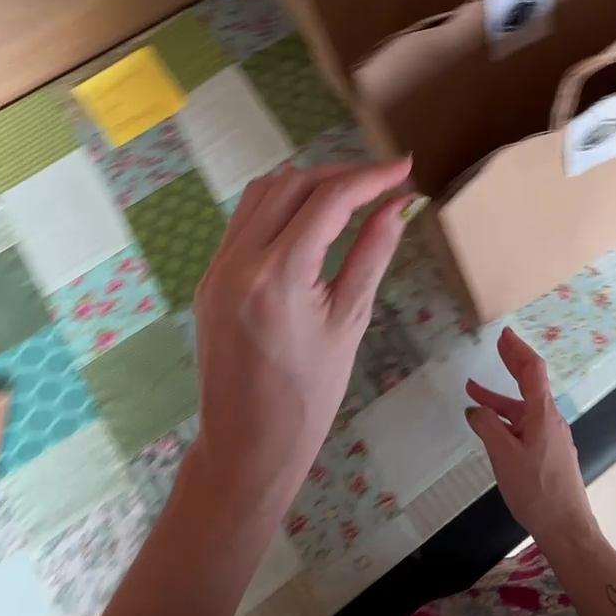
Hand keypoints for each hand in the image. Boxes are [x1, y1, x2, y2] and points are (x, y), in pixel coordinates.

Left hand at [192, 159, 416, 498]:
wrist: (247, 447)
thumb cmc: (310, 394)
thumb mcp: (351, 320)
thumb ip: (374, 252)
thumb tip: (401, 204)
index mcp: (279, 276)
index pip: (329, 200)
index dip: (371, 177)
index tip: (405, 168)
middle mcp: (239, 261)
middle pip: (293, 184)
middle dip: (342, 174)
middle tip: (382, 182)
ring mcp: (217, 267)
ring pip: (263, 192)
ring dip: (309, 182)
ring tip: (350, 192)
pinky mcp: (210, 277)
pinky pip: (246, 218)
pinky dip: (281, 203)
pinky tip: (311, 215)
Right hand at [464, 327, 597, 543]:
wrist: (567, 528)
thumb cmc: (536, 490)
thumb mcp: (505, 457)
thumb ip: (488, 428)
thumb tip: (474, 409)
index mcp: (542, 413)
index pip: (533, 370)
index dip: (518, 350)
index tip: (505, 335)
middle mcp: (550, 419)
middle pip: (531, 383)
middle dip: (513, 362)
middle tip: (498, 344)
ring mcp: (551, 436)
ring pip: (524, 408)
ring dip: (500, 397)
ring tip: (473, 391)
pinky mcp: (549, 453)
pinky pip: (525, 425)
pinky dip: (507, 418)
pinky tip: (491, 427)